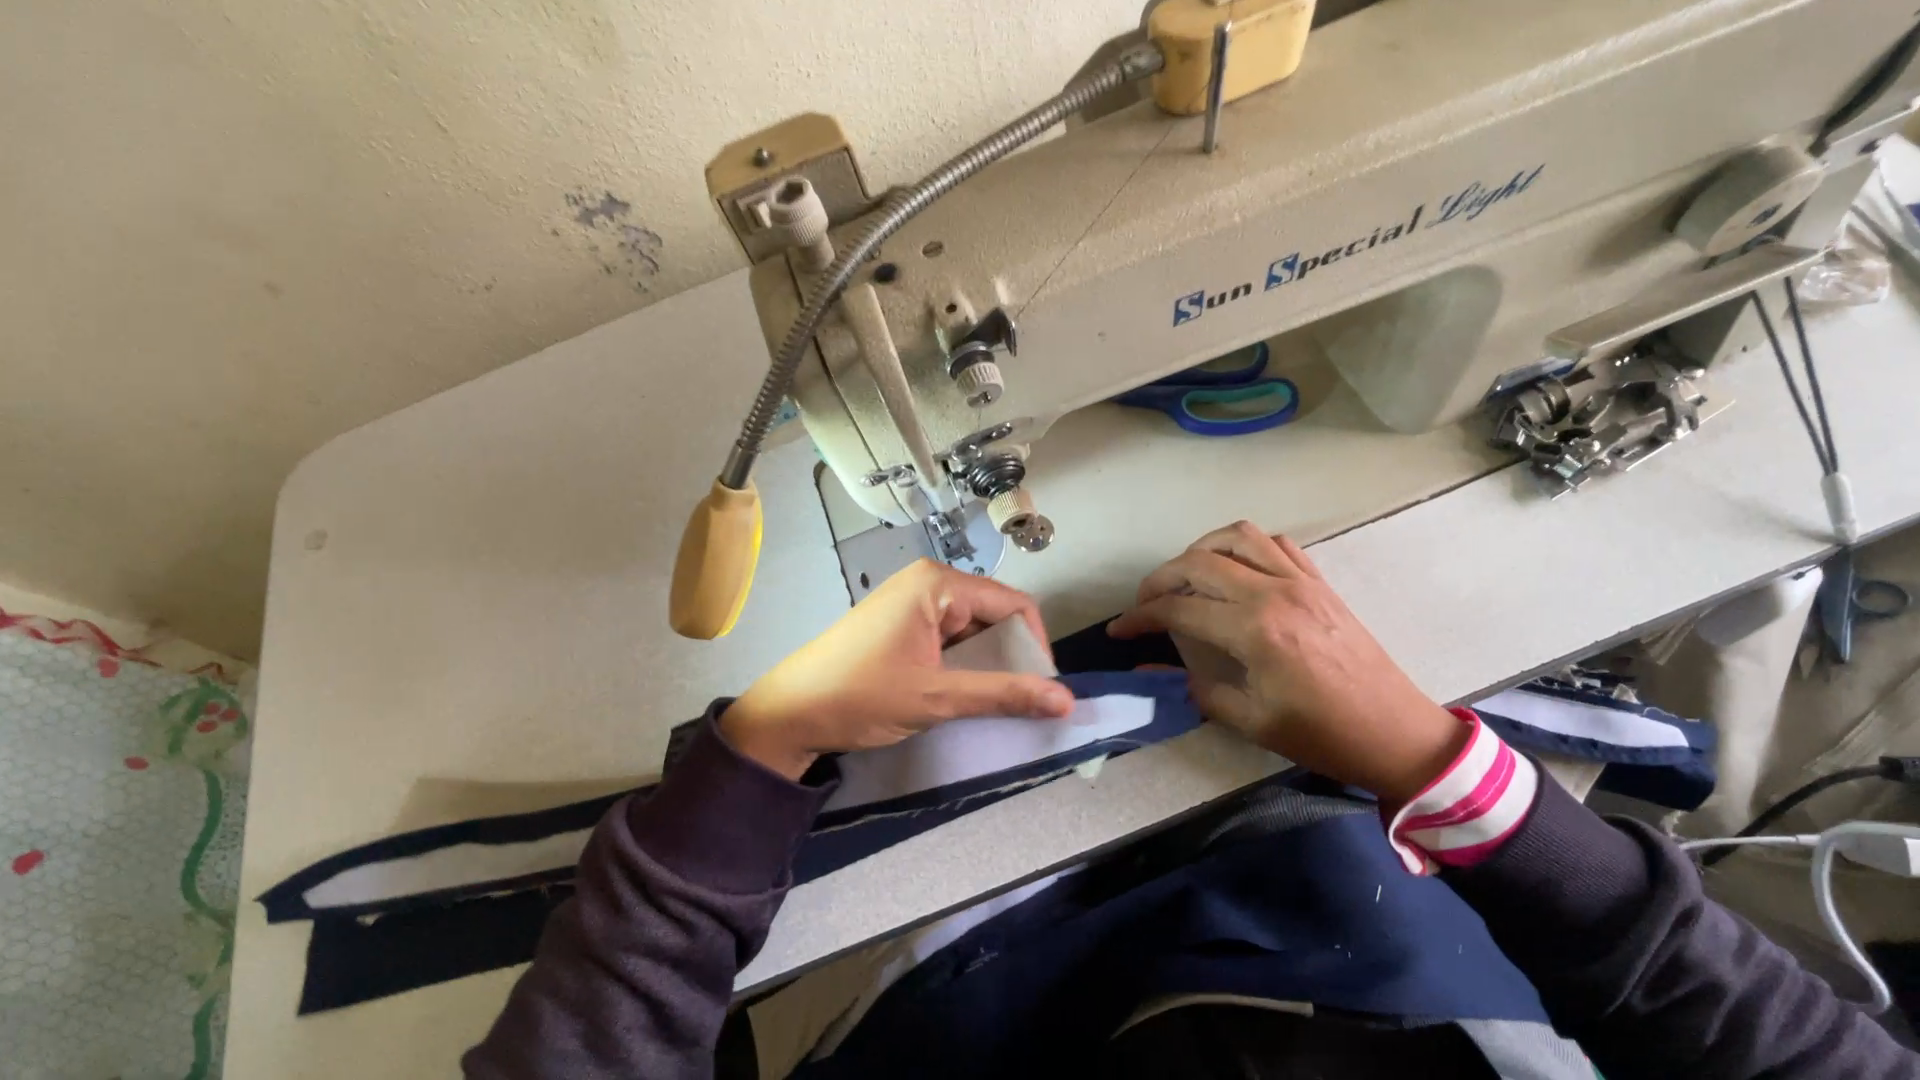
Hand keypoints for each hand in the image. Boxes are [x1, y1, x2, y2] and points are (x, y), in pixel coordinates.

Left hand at [722, 560, 1074, 779]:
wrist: (788, 713)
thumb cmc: (860, 696)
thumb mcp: (936, 697)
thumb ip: (1003, 694)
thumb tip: (1066, 700)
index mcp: (937, 583)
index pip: (1013, 603)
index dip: (1035, 645)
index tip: (1044, 690)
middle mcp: (928, 583)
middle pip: (994, 614)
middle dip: (1011, 657)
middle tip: (1020, 702)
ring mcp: (912, 603)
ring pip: (973, 630)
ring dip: (987, 665)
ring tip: (991, 703)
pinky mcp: (902, 625)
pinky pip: (950, 639)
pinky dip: (963, 666)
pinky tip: (964, 695)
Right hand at [1108, 522, 1465, 804]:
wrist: (1394, 732)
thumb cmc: (1321, 735)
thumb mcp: (1250, 720)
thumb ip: (1194, 688)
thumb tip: (1150, 670)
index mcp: (1255, 631)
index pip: (1179, 609)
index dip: (1141, 617)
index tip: (1121, 630)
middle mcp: (1275, 593)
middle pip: (1199, 562)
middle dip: (1160, 579)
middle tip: (1146, 604)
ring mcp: (1301, 581)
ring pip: (1238, 537)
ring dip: (1201, 549)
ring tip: (1186, 576)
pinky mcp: (1319, 582)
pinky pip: (1275, 544)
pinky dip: (1244, 548)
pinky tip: (1234, 571)